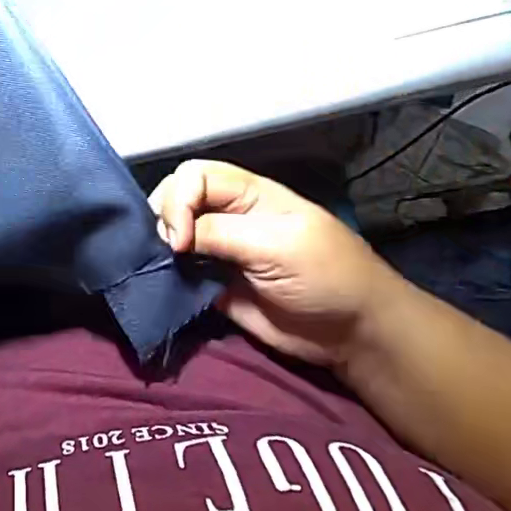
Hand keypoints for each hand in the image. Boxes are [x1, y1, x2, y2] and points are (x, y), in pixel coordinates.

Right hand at [149, 160, 400, 368]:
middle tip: (169, 251)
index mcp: (248, 194)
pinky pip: (178, 272)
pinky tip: (162, 283)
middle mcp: (228, 215)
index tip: (181, 241)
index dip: (178, 201)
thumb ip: (222, 233)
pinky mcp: (214, 284)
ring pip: (172, 233)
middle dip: (163, 217)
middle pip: (177, 198)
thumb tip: (171, 237)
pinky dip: (165, 275)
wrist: (351, 333)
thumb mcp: (278, 244)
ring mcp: (219, 250)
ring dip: (158, 246)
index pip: (194, 177)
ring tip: (161, 266)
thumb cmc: (327, 276)